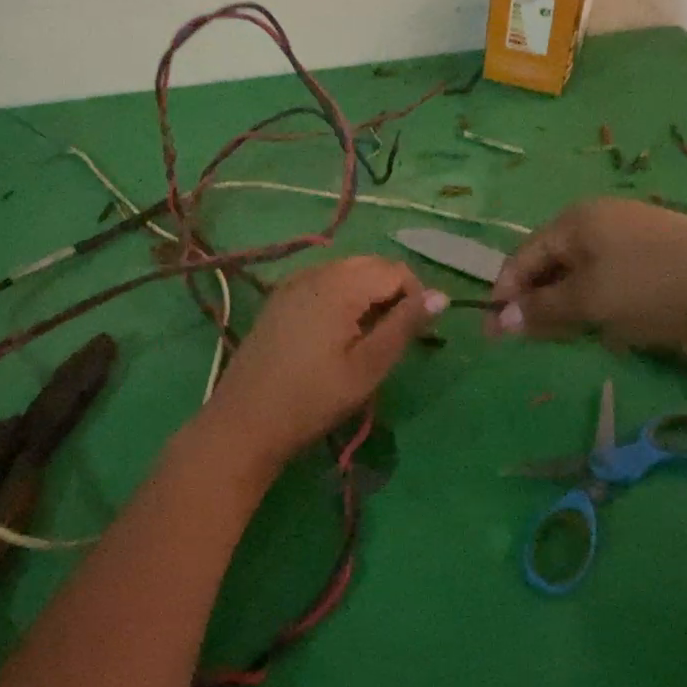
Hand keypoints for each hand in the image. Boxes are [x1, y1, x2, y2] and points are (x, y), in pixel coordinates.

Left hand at [199, 256, 445, 472]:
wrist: (245, 422)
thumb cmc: (314, 398)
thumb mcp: (369, 366)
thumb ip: (405, 325)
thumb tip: (441, 295)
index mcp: (340, 283)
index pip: (396, 270)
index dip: (415, 297)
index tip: (413, 335)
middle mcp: (316, 271)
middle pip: (370, 265)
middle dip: (391, 293)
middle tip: (392, 339)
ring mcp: (293, 283)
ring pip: (347, 273)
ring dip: (367, 296)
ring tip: (366, 341)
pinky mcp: (279, 299)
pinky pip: (323, 284)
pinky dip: (341, 299)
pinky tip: (337, 336)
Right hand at [487, 198, 686, 350]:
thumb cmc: (655, 287)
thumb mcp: (591, 301)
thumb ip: (542, 309)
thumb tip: (500, 320)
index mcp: (575, 220)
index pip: (522, 256)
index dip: (505, 294)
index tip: (493, 335)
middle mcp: (597, 220)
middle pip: (550, 264)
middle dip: (537, 302)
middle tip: (532, 341)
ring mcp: (629, 235)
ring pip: (580, 274)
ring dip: (569, 306)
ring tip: (571, 337)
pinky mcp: (655, 255)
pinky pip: (609, 279)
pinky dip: (599, 303)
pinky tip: (609, 327)